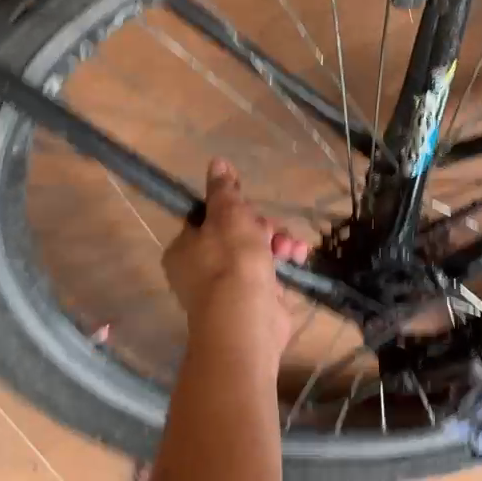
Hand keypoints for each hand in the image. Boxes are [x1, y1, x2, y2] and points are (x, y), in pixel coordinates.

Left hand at [162, 159, 308, 350]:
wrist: (246, 319)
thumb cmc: (231, 261)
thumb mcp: (229, 215)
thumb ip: (224, 190)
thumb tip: (217, 162)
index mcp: (184, 248)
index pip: (208, 216)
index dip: (234, 209)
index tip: (249, 209)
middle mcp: (199, 267)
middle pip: (237, 231)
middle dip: (263, 227)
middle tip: (271, 231)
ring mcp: (225, 285)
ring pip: (257, 248)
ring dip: (279, 242)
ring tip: (291, 248)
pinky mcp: (250, 297)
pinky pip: (268, 269)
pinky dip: (283, 261)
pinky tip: (297, 258)